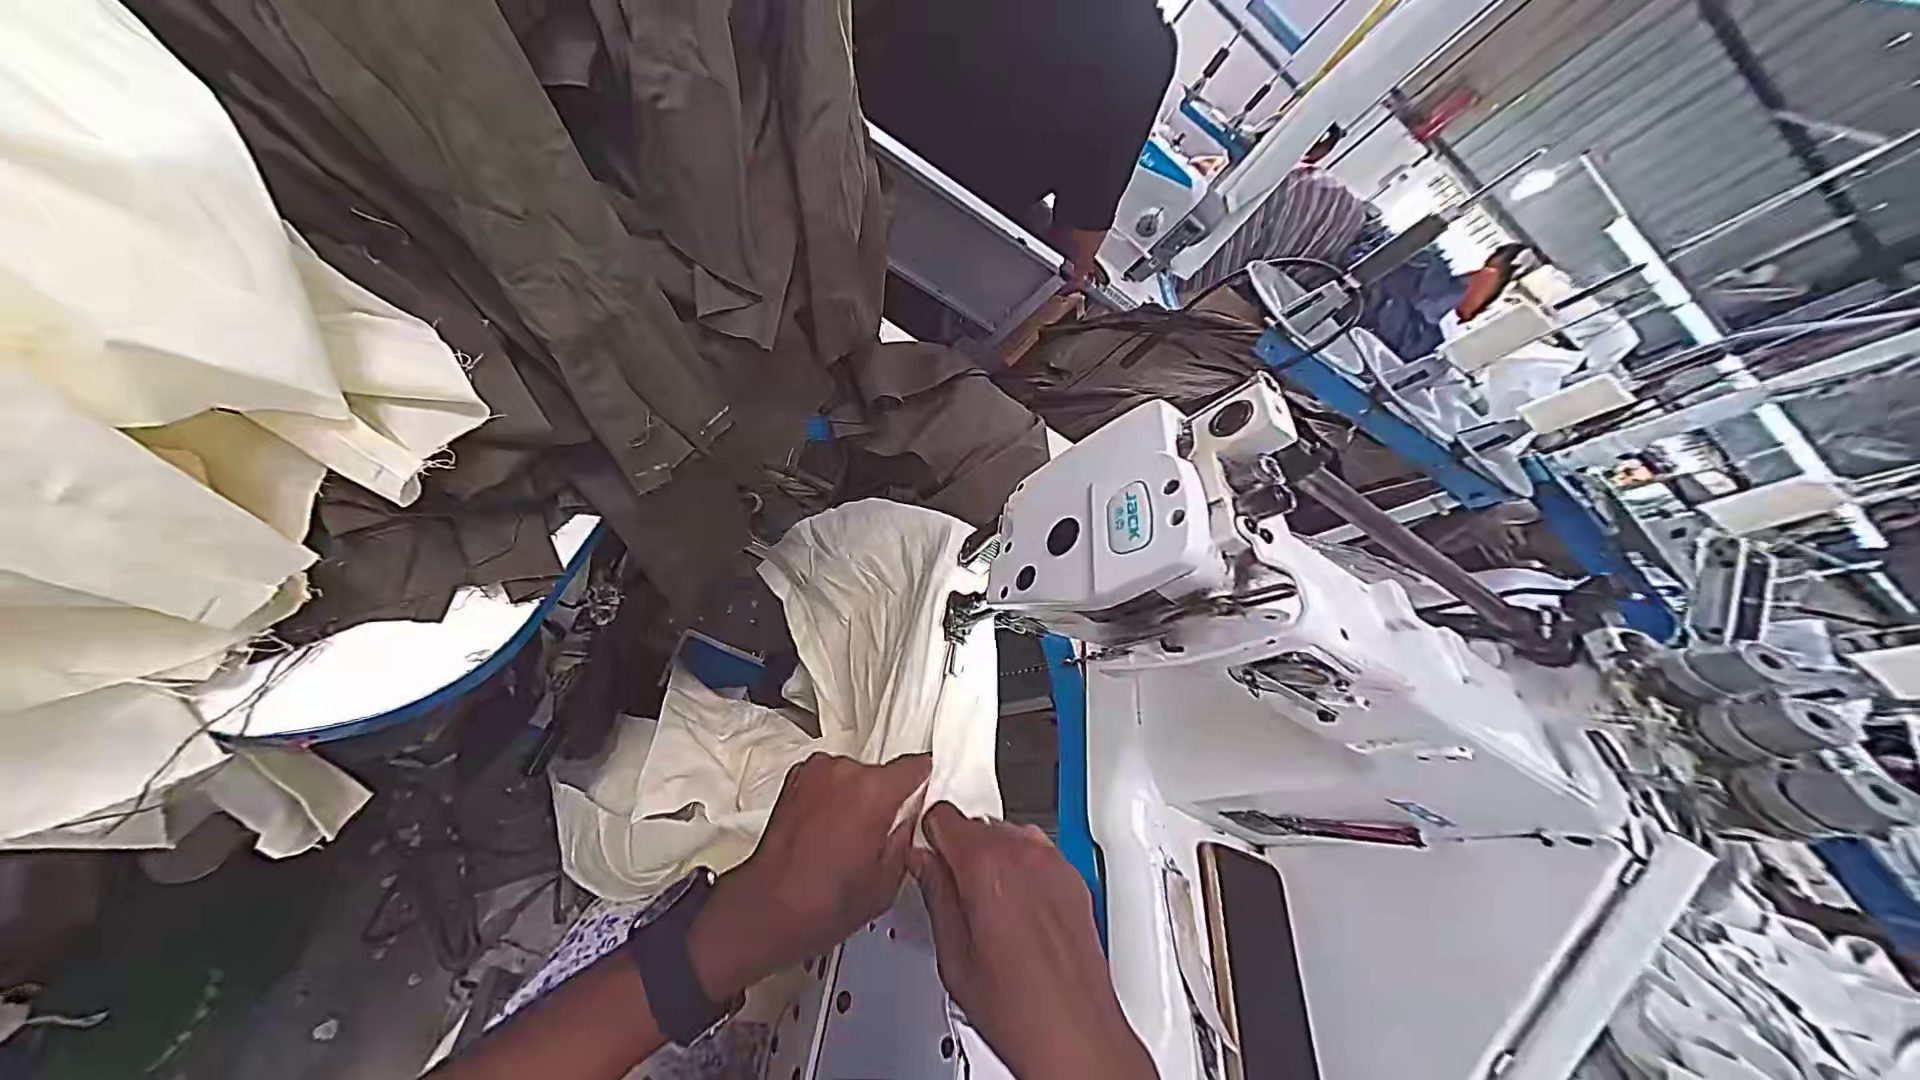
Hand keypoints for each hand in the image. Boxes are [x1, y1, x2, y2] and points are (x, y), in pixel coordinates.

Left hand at [688, 752, 929, 999]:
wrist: (766, 909)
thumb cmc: (819, 903)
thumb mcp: (887, 881)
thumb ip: (907, 837)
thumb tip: (911, 818)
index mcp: (875, 791)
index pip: (916, 765)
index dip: (923, 780)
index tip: (923, 790)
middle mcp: (846, 771)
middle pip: (882, 774)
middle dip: (885, 798)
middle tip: (877, 834)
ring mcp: (818, 771)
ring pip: (854, 776)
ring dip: (855, 796)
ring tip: (845, 837)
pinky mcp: (797, 777)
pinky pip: (828, 779)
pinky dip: (830, 796)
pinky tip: (826, 830)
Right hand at [910, 803, 1157, 1079]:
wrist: (1075, 1033)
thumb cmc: (1020, 1009)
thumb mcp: (954, 956)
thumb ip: (934, 894)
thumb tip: (923, 864)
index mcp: (986, 867)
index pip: (943, 815)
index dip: (929, 835)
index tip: (928, 854)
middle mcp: (1022, 853)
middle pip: (975, 823)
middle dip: (960, 850)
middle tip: (955, 889)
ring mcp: (1051, 861)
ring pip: (1006, 833)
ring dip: (993, 855)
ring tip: (989, 904)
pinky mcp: (1071, 874)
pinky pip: (1036, 851)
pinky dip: (1022, 866)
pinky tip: (1018, 908)